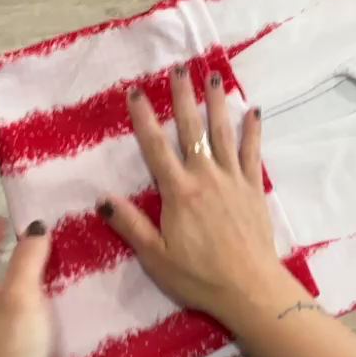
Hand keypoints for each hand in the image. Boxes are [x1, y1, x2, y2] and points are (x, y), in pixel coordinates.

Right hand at [102, 66, 308, 329]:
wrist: (249, 288)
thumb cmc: (198, 276)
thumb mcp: (156, 257)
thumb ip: (130, 225)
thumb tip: (101, 198)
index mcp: (178, 192)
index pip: (155, 147)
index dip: (144, 118)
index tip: (135, 91)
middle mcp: (205, 177)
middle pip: (191, 130)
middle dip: (183, 97)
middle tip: (179, 68)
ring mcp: (232, 179)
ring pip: (223, 133)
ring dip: (217, 103)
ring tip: (213, 76)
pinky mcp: (253, 187)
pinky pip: (253, 153)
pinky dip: (252, 130)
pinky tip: (253, 110)